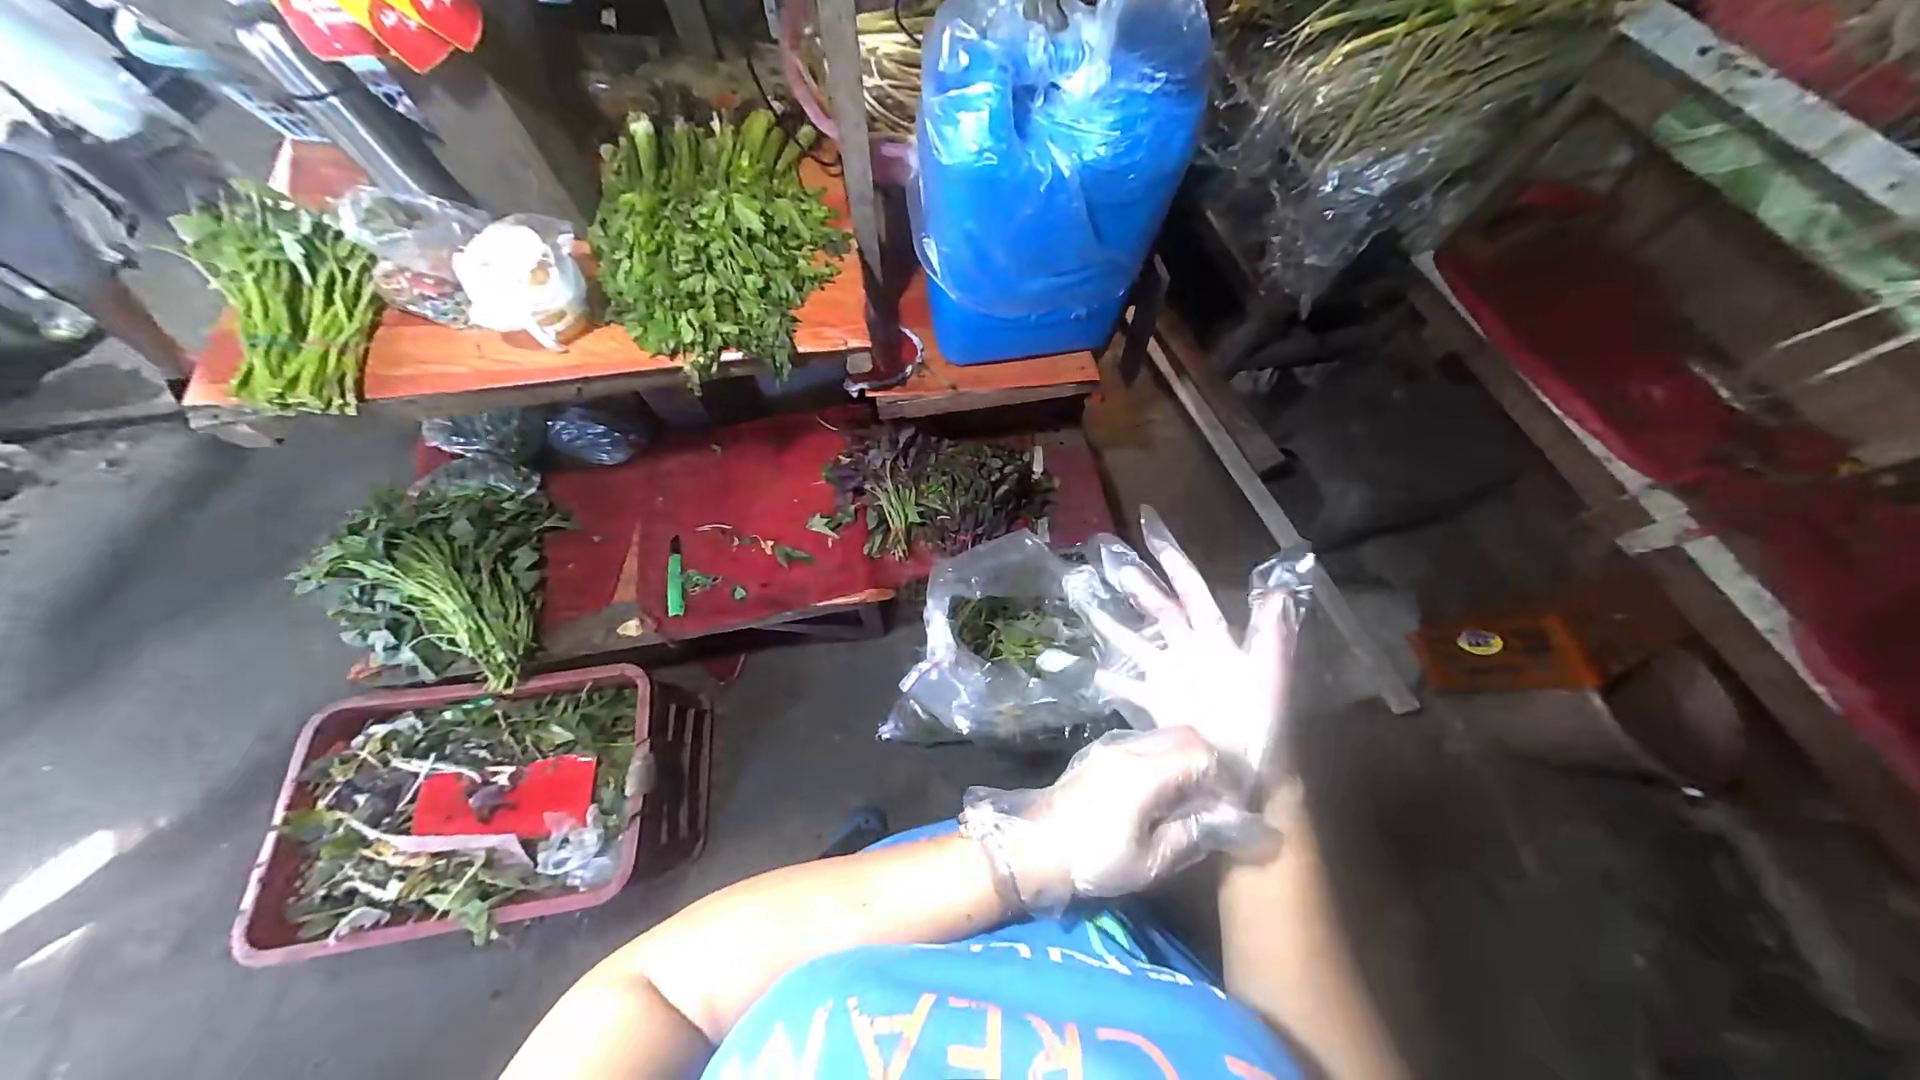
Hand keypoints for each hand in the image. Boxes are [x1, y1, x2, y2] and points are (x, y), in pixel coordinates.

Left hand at [960, 727, 1270, 913]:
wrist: (1031, 848)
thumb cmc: (1092, 861)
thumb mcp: (1149, 860)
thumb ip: (1192, 833)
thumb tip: (1229, 820)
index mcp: (1143, 772)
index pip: (1201, 751)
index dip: (1225, 774)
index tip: (1234, 803)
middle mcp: (1128, 748)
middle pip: (1184, 735)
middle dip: (1210, 760)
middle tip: (1220, 796)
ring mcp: (1110, 747)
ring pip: (1163, 736)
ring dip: (1187, 757)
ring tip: (1195, 795)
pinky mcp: (1098, 754)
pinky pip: (1143, 743)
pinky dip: (1165, 758)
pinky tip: (1166, 790)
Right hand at [1067, 506, 1310, 778]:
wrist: (1251, 778)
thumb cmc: (1263, 728)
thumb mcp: (1270, 680)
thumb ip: (1271, 635)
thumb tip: (1279, 587)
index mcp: (1215, 639)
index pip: (1190, 589)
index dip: (1172, 559)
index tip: (1149, 526)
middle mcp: (1189, 650)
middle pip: (1158, 609)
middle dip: (1136, 584)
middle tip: (1108, 559)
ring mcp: (1170, 677)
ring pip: (1136, 642)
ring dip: (1112, 624)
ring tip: (1085, 604)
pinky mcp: (1157, 705)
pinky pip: (1129, 687)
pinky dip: (1111, 679)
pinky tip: (1091, 671)